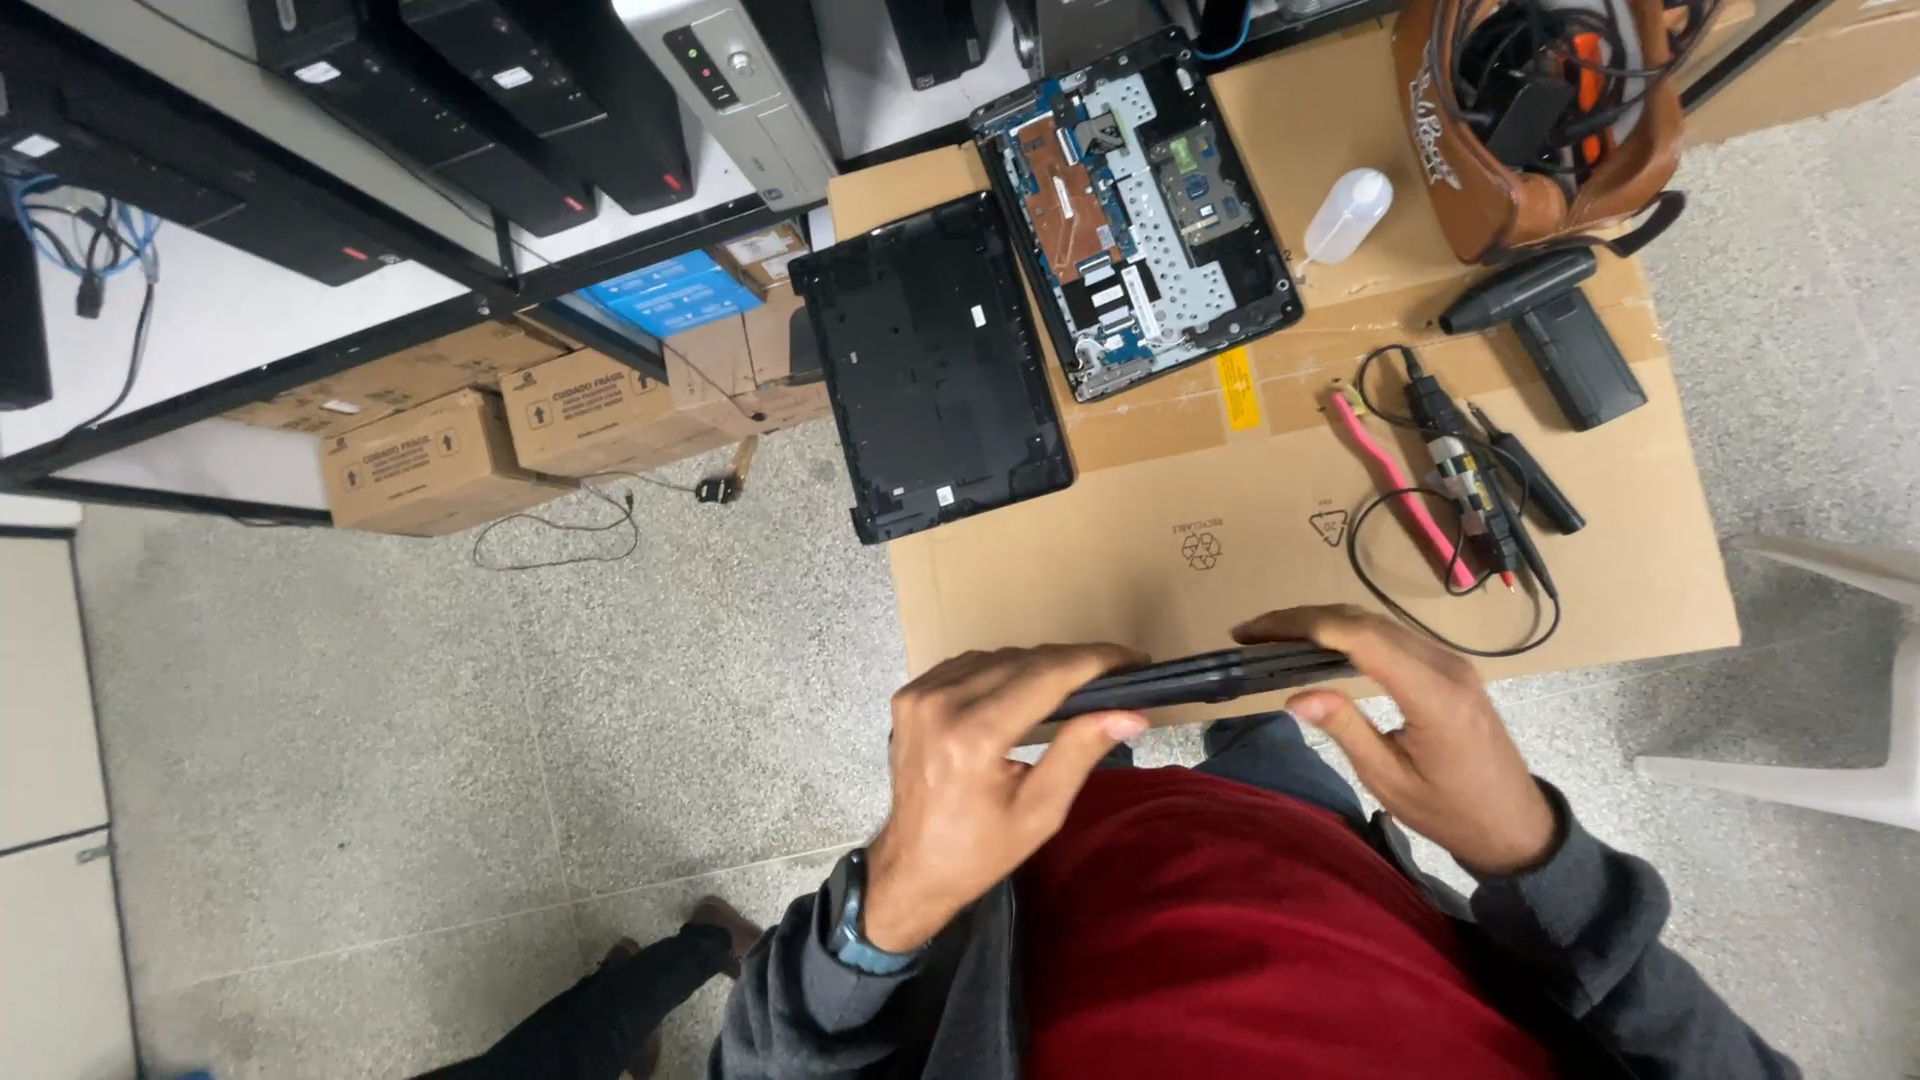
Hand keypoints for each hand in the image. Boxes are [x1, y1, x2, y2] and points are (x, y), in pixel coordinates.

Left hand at [863, 645, 1149, 951]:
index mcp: (973, 736)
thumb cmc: (980, 850)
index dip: (1093, 661)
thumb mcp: (1041, 810)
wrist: (912, 865)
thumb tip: (1131, 713)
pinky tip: (1024, 686)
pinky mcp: (909, 693)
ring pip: (998, 657)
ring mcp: (920, 694)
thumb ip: (1080, 752)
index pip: (1045, 676)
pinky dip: (1002, 670)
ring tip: (1074, 683)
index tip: (1132, 659)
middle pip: (1023, 661)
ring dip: (1038, 664)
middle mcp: (941, 703)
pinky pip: (969, 664)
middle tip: (1114, 674)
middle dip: (1073, 662)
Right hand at [1233, 605, 1557, 875]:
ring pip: (1373, 621)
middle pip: (1362, 620)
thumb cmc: (1450, 812)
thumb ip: (1345, 730)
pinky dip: (1343, 630)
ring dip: (1319, 621)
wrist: (1516, 826)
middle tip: (1250, 633)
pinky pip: (1387, 633)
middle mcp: (1444, 665)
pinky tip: (1314, 642)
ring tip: (1271, 635)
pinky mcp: (1445, 665)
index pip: (1360, 637)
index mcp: (1433, 694)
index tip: (1256, 633)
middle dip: (1301, 618)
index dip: (1303, 626)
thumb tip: (1295, 697)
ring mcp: (1448, 661)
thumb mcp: (1389, 780)